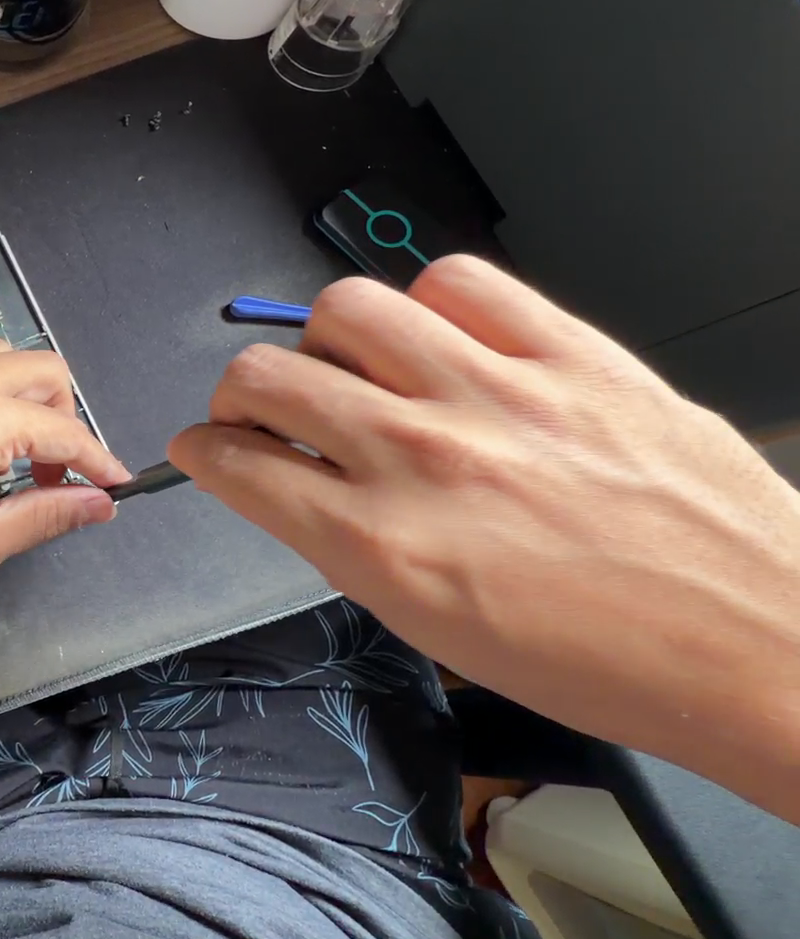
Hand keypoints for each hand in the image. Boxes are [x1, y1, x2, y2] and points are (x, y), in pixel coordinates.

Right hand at [170, 256, 799, 815]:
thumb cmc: (590, 657)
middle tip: (260, 412)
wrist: (771, 652)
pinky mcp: (577, 359)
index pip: (231, 461)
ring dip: (320, 342)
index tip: (202, 447)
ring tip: (351, 370)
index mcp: (377, 542)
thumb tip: (276, 472)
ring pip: (343, 309)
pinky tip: (437, 342)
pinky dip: (426, 304)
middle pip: (260, 376)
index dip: (196, 449)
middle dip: (235, 396)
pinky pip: (460, 282)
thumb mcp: (417, 618)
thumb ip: (327, 533)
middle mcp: (423, 459)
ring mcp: (501, 397)